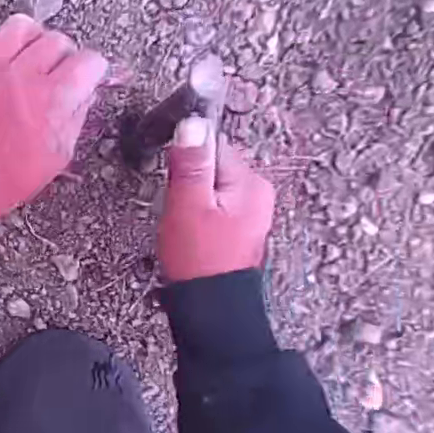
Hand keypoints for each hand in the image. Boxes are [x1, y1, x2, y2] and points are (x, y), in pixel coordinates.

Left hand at [0, 15, 108, 218]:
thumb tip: (86, 92)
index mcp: (52, 99)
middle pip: (58, 40)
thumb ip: (77, 115)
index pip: (88, 61)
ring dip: (36, 38)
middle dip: (68, 55)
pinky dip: (3, 41)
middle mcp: (23, 77)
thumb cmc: (11, 174)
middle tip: (63, 72)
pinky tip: (9, 58)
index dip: (95, 69)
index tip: (91, 75)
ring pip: (23, 26)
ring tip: (36, 57)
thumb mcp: (61, 153)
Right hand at [157, 117, 274, 282]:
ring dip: (193, 199)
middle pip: (212, 165)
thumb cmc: (201, 261)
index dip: (186, 162)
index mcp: (249, 183)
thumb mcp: (188, 206)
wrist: (212, 308)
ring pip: (211, 186)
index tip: (176, 182)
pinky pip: (214, 204)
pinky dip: (199, 213)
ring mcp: (251, 211)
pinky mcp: (240, 227)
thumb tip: (193, 123)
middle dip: (189, 182)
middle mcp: (257, 193)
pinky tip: (192, 233)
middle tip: (180, 208)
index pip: (212, 146)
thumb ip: (191, 164)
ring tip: (186, 225)